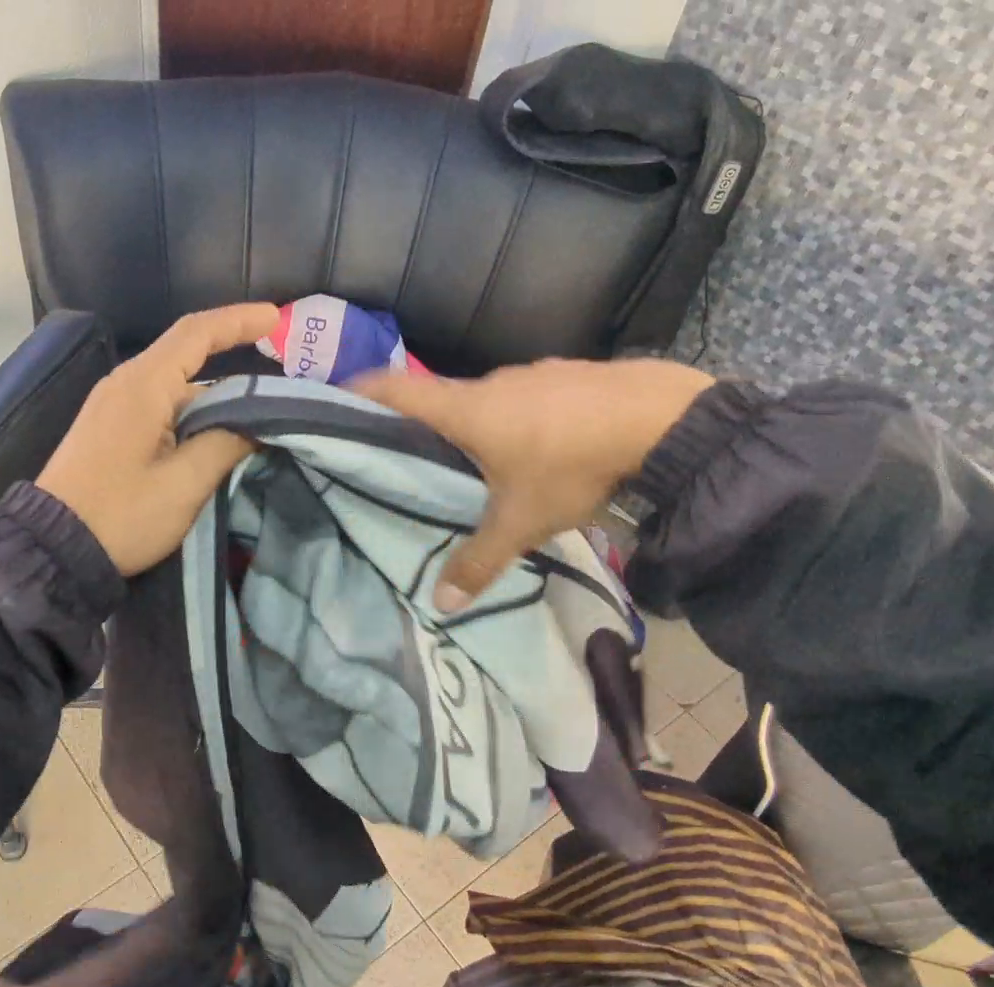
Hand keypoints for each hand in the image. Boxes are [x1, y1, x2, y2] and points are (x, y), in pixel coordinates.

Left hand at [38, 303, 280, 575]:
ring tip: (256, 427)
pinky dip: (192, 417)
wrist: (51, 548)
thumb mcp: (184, 484)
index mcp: (143, 385)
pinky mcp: (108, 430)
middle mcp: (125, 384)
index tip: (276, 319)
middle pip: (188, 362)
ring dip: (214, 403)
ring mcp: (112, 407)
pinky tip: (214, 441)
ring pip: (175, 390)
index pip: (197, 333)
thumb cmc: (121, 515)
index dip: (238, 321)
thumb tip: (258, 422)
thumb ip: (227, 443)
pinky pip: (158, 408)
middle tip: (279, 395)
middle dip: (235, 373)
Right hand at [353, 359, 714, 611]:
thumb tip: (441, 603)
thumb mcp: (522, 521)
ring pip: (480, 403)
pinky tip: (524, 453)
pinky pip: (518, 401)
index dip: (356, 392)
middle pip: (433, 400)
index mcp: (463, 410)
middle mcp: (489, 385)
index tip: (330, 402)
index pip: (392, 390)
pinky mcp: (564, 378)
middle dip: (411, 426)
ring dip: (464, 428)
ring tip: (460, 464)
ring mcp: (529, 376)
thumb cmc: (572, 463)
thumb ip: (478, 560)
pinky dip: (505, 424)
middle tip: (395, 458)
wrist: (664, 419)